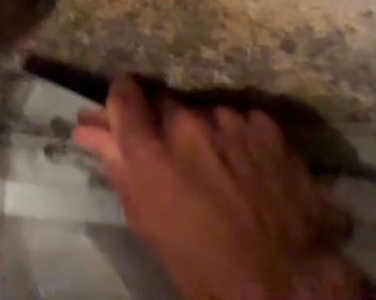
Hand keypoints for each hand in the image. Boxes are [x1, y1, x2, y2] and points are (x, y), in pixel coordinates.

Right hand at [74, 76, 365, 299]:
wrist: (286, 280)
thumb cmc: (204, 265)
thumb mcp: (148, 224)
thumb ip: (119, 168)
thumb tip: (89, 130)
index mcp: (150, 150)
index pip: (122, 94)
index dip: (121, 103)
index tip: (125, 116)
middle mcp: (186, 122)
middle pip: (164, 105)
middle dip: (164, 127)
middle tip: (177, 162)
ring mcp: (229, 119)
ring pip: (204, 114)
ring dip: (203, 135)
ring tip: (220, 172)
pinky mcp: (264, 123)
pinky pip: (239, 121)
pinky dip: (237, 140)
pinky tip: (247, 171)